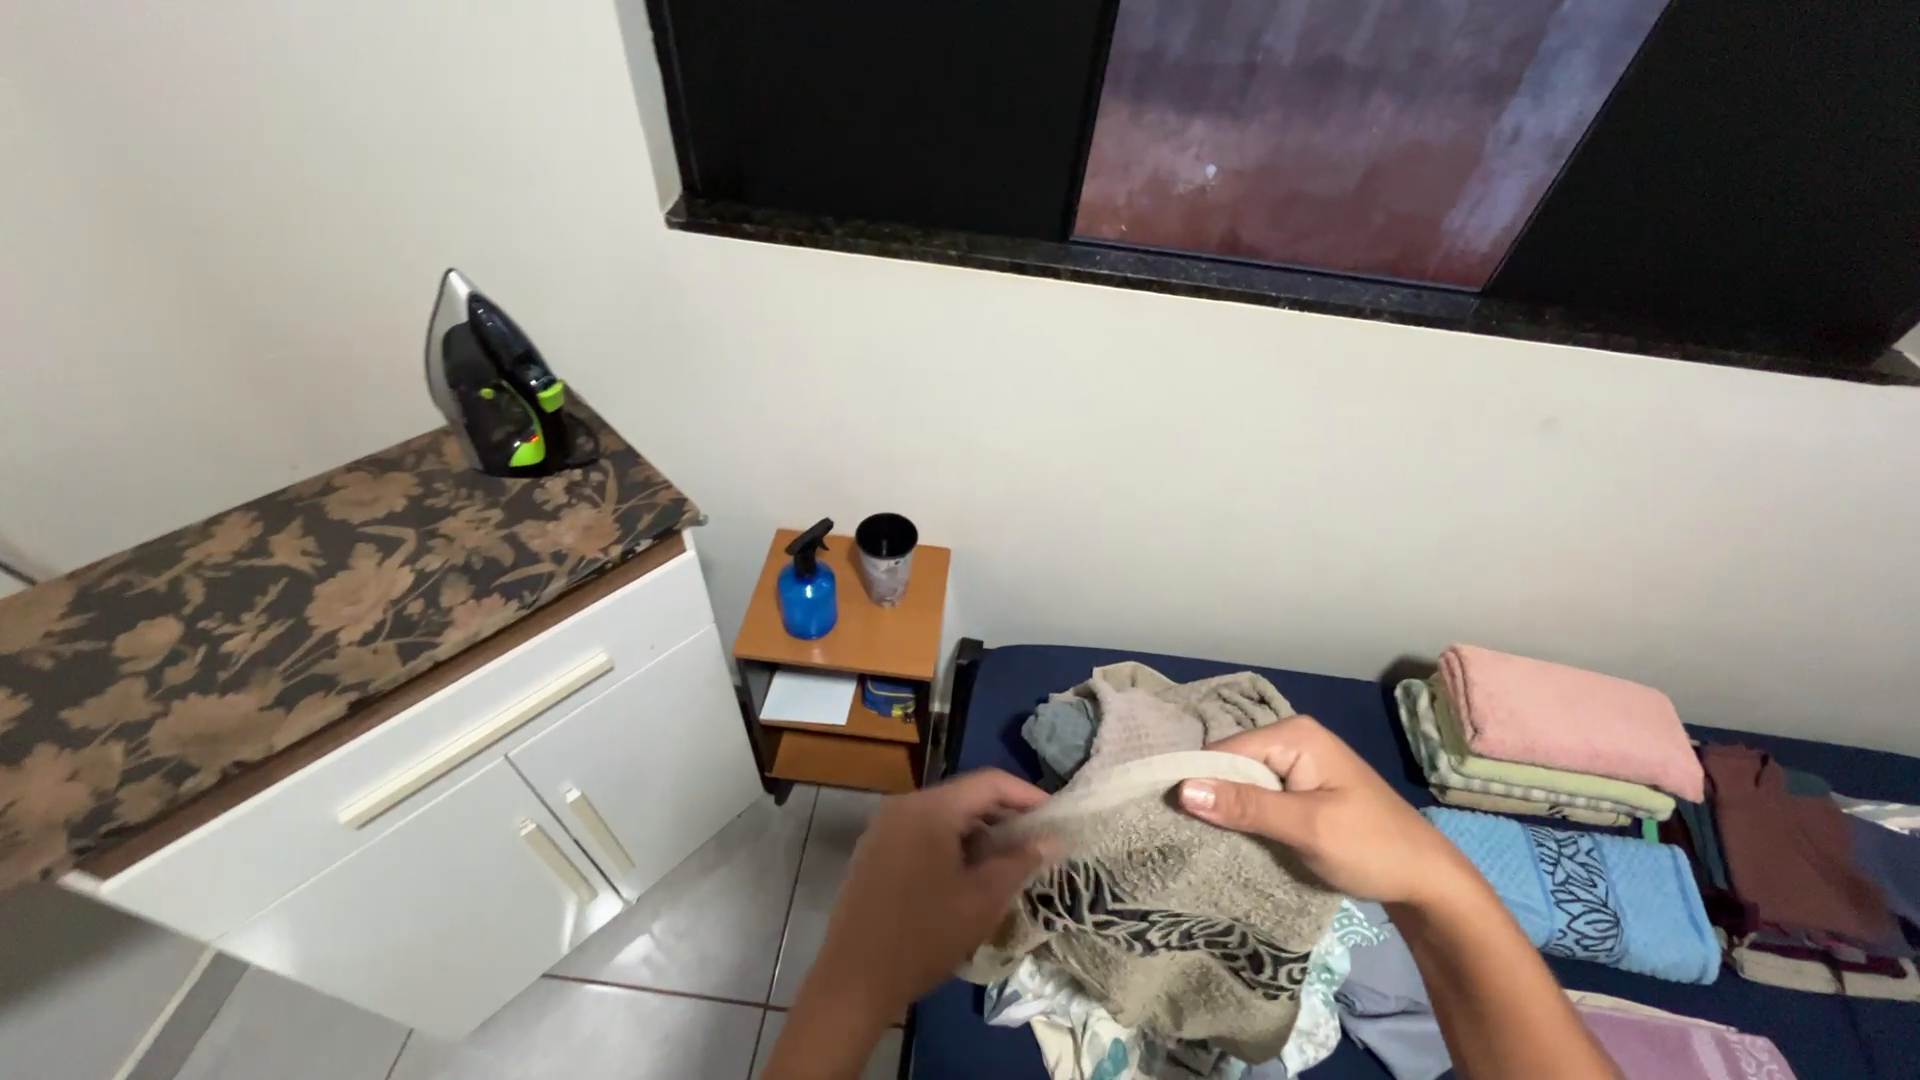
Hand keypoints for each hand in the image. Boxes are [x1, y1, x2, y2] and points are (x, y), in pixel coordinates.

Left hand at [809, 769, 1053, 1016]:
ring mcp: (884, 827)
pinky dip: (951, 844)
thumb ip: (1020, 861)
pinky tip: (968, 875)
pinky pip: (922, 833)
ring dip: (979, 832)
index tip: (1056, 816)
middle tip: (1037, 842)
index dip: (1027, 794)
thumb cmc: (924, 936)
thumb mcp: (982, 900)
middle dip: (1004, 816)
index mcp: (930, 808)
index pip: (989, 783)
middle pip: (965, 796)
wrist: (854, 979)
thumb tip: (1052, 838)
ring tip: (1009, 861)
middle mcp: (903, 805)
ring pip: (944, 816)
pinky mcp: (874, 850)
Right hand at [1178, 715, 1472, 907]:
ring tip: (1210, 838)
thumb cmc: (1373, 848)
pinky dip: (1245, 815)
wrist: (1428, 883)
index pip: (1226, 751)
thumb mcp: (1307, 828)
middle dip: (1214, 796)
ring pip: (1241, 782)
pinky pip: (1257, 795)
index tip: (1177, 819)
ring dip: (1228, 809)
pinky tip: (1237, 836)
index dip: (1200, 782)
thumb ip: (1246, 806)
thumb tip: (1182, 789)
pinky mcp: (1299, 788)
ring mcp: (1297, 764)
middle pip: (1231, 764)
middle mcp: (1292, 739)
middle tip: (1194, 834)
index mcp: (1295, 734)